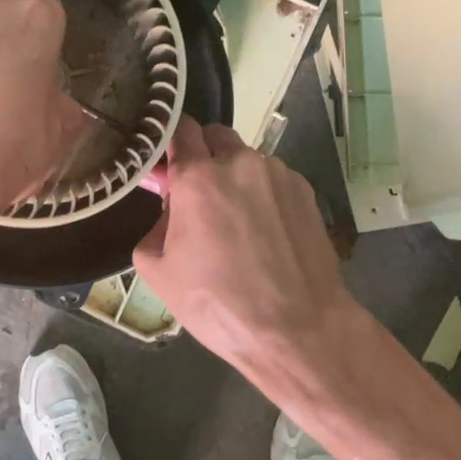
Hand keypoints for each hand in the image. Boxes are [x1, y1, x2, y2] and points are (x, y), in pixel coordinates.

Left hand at [0, 0, 85, 214]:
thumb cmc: (13, 147)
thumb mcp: (59, 132)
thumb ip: (62, 106)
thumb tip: (57, 105)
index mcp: (31, 21)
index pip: (48, 15)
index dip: (46, 46)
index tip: (42, 75)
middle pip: (3, 17)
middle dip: (7, 43)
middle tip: (11, 87)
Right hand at [133, 116, 357, 364]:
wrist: (298, 330)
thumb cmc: (219, 305)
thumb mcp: (158, 271)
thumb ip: (155, 224)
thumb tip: (170, 209)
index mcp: (197, 178)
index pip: (179, 129)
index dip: (170, 141)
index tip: (167, 163)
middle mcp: (239, 163)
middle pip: (215, 135)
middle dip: (204, 154)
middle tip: (199, 192)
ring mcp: (278, 175)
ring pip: (246, 159)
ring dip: (236, 176)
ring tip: (237, 221)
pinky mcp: (305, 191)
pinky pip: (273, 179)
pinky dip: (263, 193)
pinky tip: (265, 232)